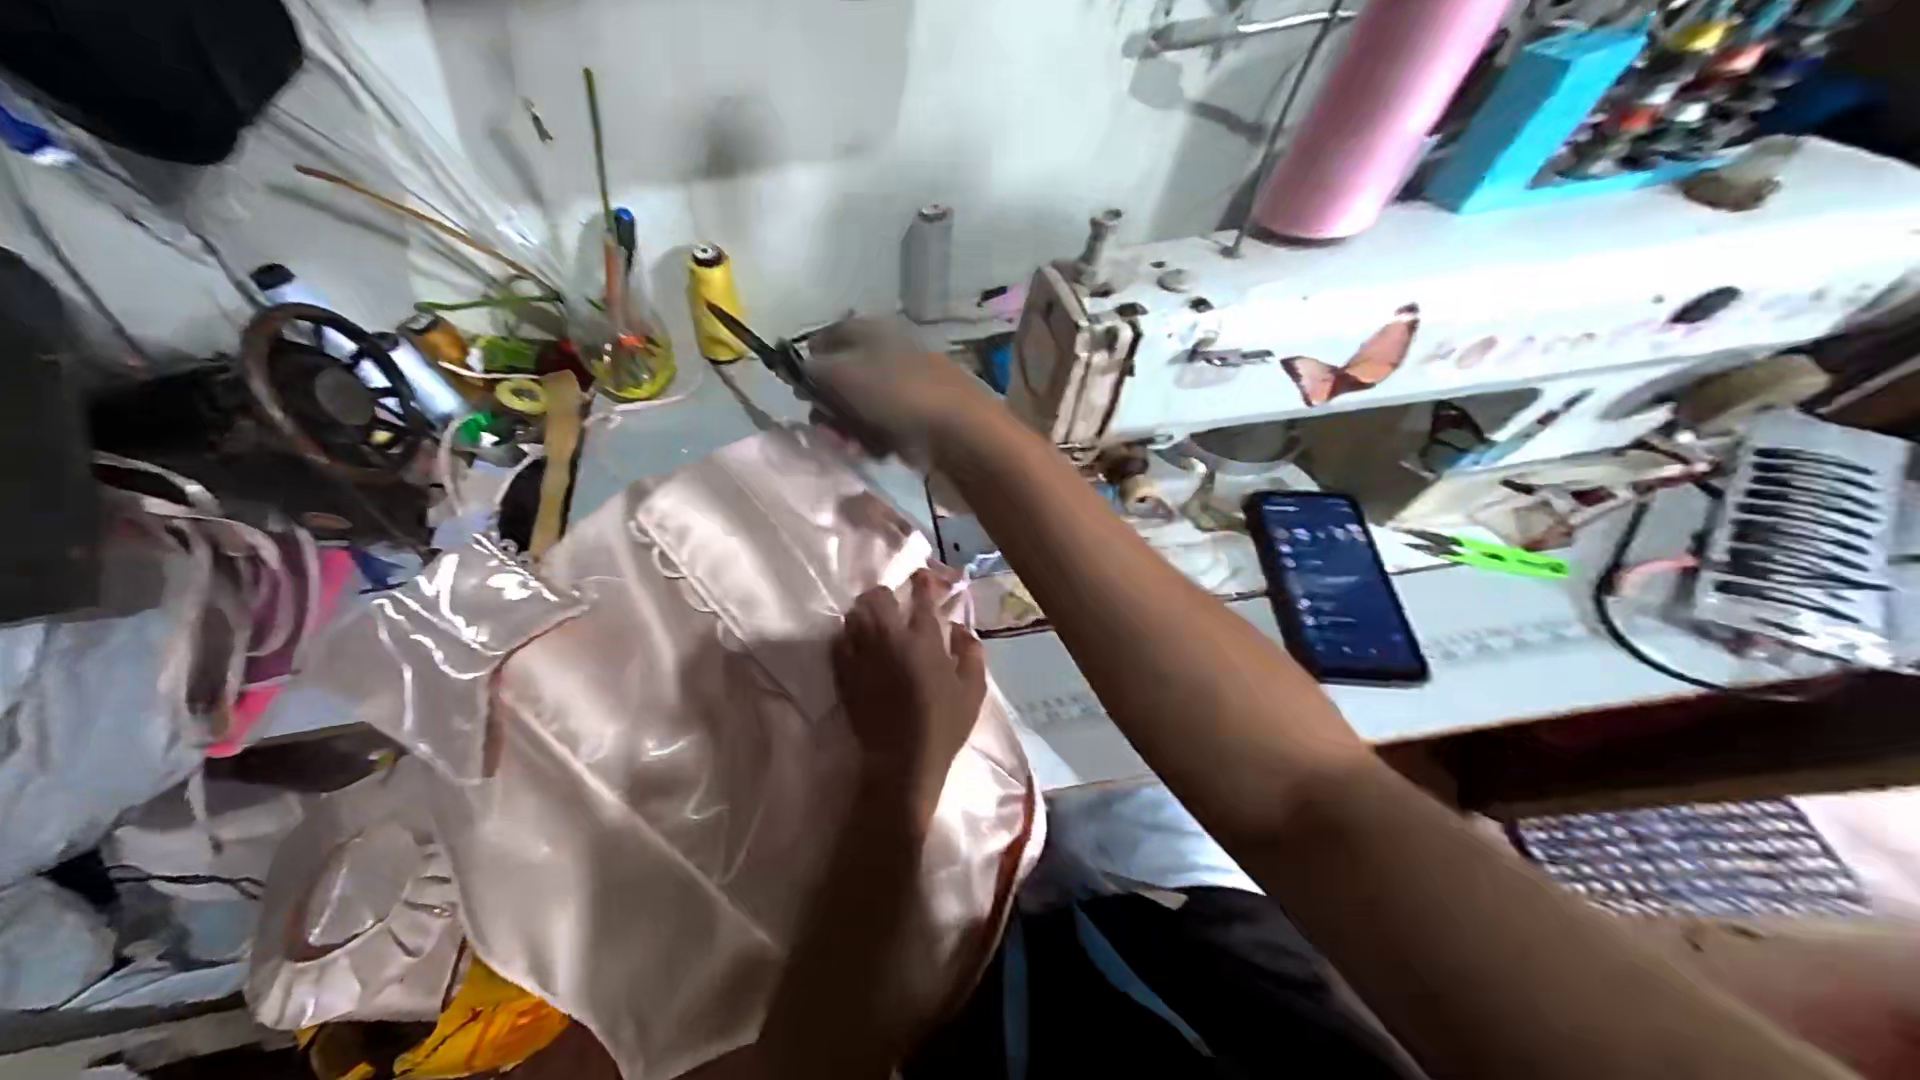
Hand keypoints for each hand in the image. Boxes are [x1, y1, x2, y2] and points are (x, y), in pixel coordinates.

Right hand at [806, 316, 1001, 464]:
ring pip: (860, 408)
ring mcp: (905, 386)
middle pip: (841, 379)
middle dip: (829, 408)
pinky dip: (874, 441)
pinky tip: (876, 453)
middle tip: (829, 429)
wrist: (960, 430)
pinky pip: (882, 428)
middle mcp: (887, 352)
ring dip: (849, 430)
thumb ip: (812, 370)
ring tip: (853, 446)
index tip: (800, 392)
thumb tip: (801, 371)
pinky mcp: (918, 417)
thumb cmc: (896, 393)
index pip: (825, 337)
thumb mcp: (841, 374)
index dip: (808, 364)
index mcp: (870, 329)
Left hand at [833, 569, 986, 818]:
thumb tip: (962, 628)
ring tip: (874, 619)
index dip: (923, 582)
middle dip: (886, 593)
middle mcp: (889, 637)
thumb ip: (971, 652)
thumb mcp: (974, 690)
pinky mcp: (844, 672)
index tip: (924, 576)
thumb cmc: (944, 725)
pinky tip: (857, 641)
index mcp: (924, 638)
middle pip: (878, 597)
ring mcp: (862, 654)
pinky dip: (848, 634)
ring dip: (865, 610)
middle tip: (894, 601)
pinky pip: (839, 640)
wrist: (902, 760)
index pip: (921, 597)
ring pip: (855, 614)